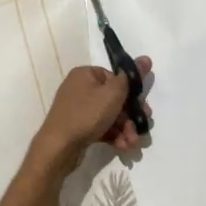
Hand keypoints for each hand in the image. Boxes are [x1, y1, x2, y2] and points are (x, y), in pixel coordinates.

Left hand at [31, 59, 153, 168]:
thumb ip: (131, 78)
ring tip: (132, 143)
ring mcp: (79, 109)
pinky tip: (123, 147)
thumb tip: (146, 58)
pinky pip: (102, 127)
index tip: (143, 108)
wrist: (58, 147)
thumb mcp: (113, 94)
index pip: (115, 79)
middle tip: (142, 128)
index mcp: (86, 74)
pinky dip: (114, 135)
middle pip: (115, 99)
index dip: (131, 94)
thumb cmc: (86, 115)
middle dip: (131, 117)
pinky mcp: (79, 127)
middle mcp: (81, 88)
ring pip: (110, 116)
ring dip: (125, 129)